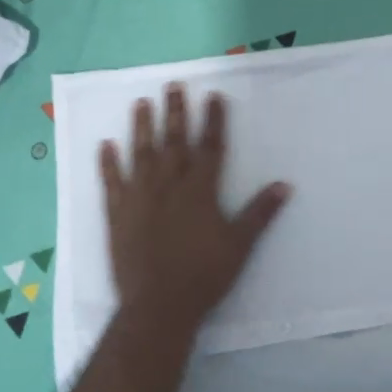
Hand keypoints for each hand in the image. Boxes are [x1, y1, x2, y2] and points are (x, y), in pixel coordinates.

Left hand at [99, 84, 291, 330]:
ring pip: (141, 155)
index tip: (214, 96)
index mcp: (200, 191)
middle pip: (173, 142)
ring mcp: (140, 199)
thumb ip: (260, 213)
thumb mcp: (240, 244)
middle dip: (176, 112)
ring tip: (142, 103)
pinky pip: (112, 183)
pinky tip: (106, 145)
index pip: (210, 148)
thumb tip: (285, 185)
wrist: (158, 306)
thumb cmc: (204, 275)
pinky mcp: (118, 216)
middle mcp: (169, 186)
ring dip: (142, 128)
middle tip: (173, 85)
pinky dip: (108, 164)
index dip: (213, 121)